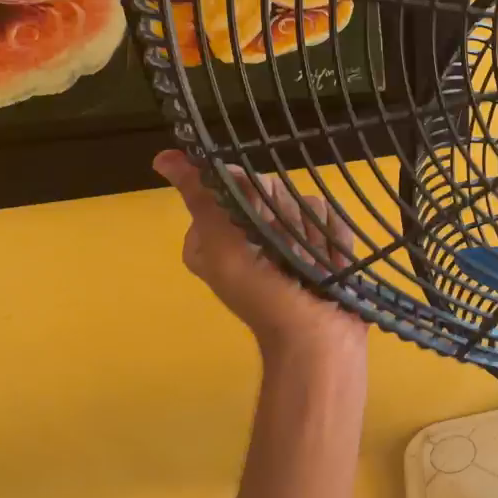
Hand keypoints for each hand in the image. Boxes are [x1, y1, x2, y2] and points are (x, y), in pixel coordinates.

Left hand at [154, 150, 367, 371]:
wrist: (319, 339)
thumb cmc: (268, 299)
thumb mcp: (225, 250)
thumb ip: (203, 202)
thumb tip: (164, 158)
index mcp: (214, 235)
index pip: (234, 183)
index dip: (254, 196)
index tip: (264, 221)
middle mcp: (248, 233)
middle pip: (274, 190)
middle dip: (288, 217)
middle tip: (288, 249)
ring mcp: (286, 239)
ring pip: (307, 202)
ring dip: (314, 233)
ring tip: (314, 265)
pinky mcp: (319, 244)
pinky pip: (332, 219)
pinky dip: (333, 241)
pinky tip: (331, 264)